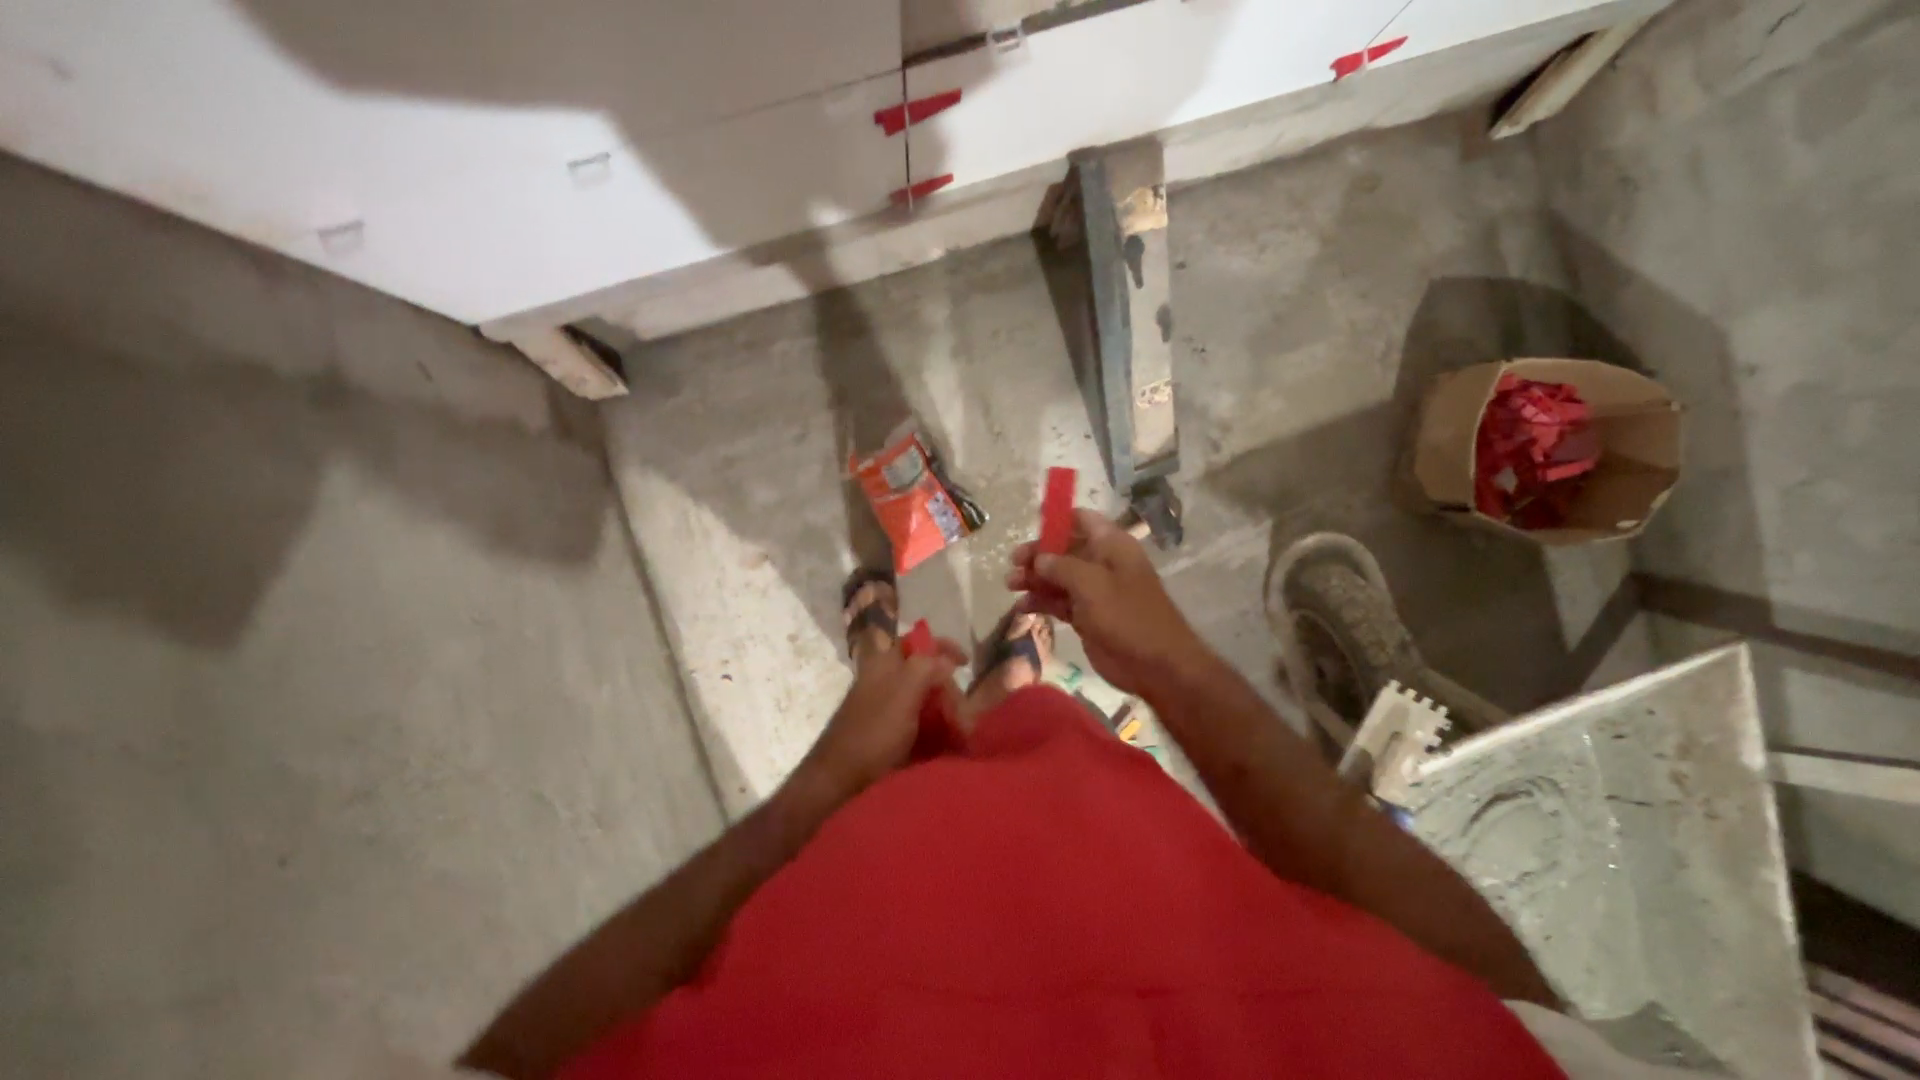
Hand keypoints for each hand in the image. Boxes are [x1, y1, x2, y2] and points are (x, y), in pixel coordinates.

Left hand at [797, 637, 964, 800]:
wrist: (840, 773)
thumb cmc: (874, 730)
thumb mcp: (904, 692)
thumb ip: (927, 668)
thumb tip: (947, 662)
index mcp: (886, 663)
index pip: (919, 642)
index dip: (945, 648)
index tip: (967, 664)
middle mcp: (885, 679)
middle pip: (926, 674)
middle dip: (948, 690)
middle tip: (962, 712)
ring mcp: (884, 706)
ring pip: (923, 700)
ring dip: (943, 712)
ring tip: (959, 732)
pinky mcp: (885, 730)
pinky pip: (916, 723)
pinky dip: (934, 730)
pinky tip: (945, 745)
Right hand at [1007, 509, 1212, 696]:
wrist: (1154, 664)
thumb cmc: (1127, 616)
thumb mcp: (1091, 584)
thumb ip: (1061, 566)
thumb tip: (1039, 558)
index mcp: (1112, 545)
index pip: (1082, 520)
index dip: (1058, 518)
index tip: (1032, 522)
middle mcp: (1103, 563)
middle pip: (1064, 549)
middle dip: (1038, 554)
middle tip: (1013, 564)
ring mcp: (1095, 591)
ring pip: (1058, 577)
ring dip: (1035, 579)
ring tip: (1010, 586)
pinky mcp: (1088, 616)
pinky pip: (1059, 602)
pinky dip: (1041, 602)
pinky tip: (1022, 607)